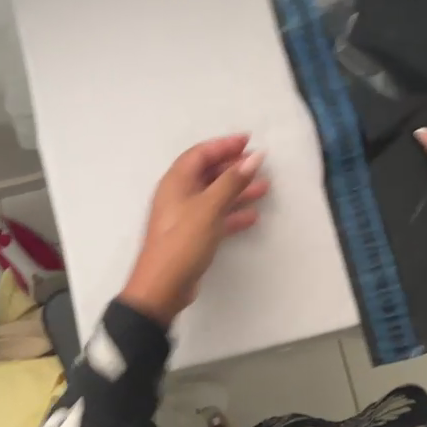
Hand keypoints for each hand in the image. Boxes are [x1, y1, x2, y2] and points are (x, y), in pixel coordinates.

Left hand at [119, 135, 270, 323]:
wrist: (163, 286)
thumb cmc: (183, 241)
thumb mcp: (209, 207)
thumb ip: (232, 181)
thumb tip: (254, 157)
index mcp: (176, 181)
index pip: (201, 154)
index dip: (224, 145)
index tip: (248, 140)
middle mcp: (179, 194)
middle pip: (208, 173)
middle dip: (234, 167)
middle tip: (258, 163)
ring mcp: (185, 216)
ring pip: (215, 195)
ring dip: (238, 190)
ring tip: (264, 188)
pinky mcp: (192, 236)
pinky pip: (215, 217)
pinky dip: (232, 214)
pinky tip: (252, 216)